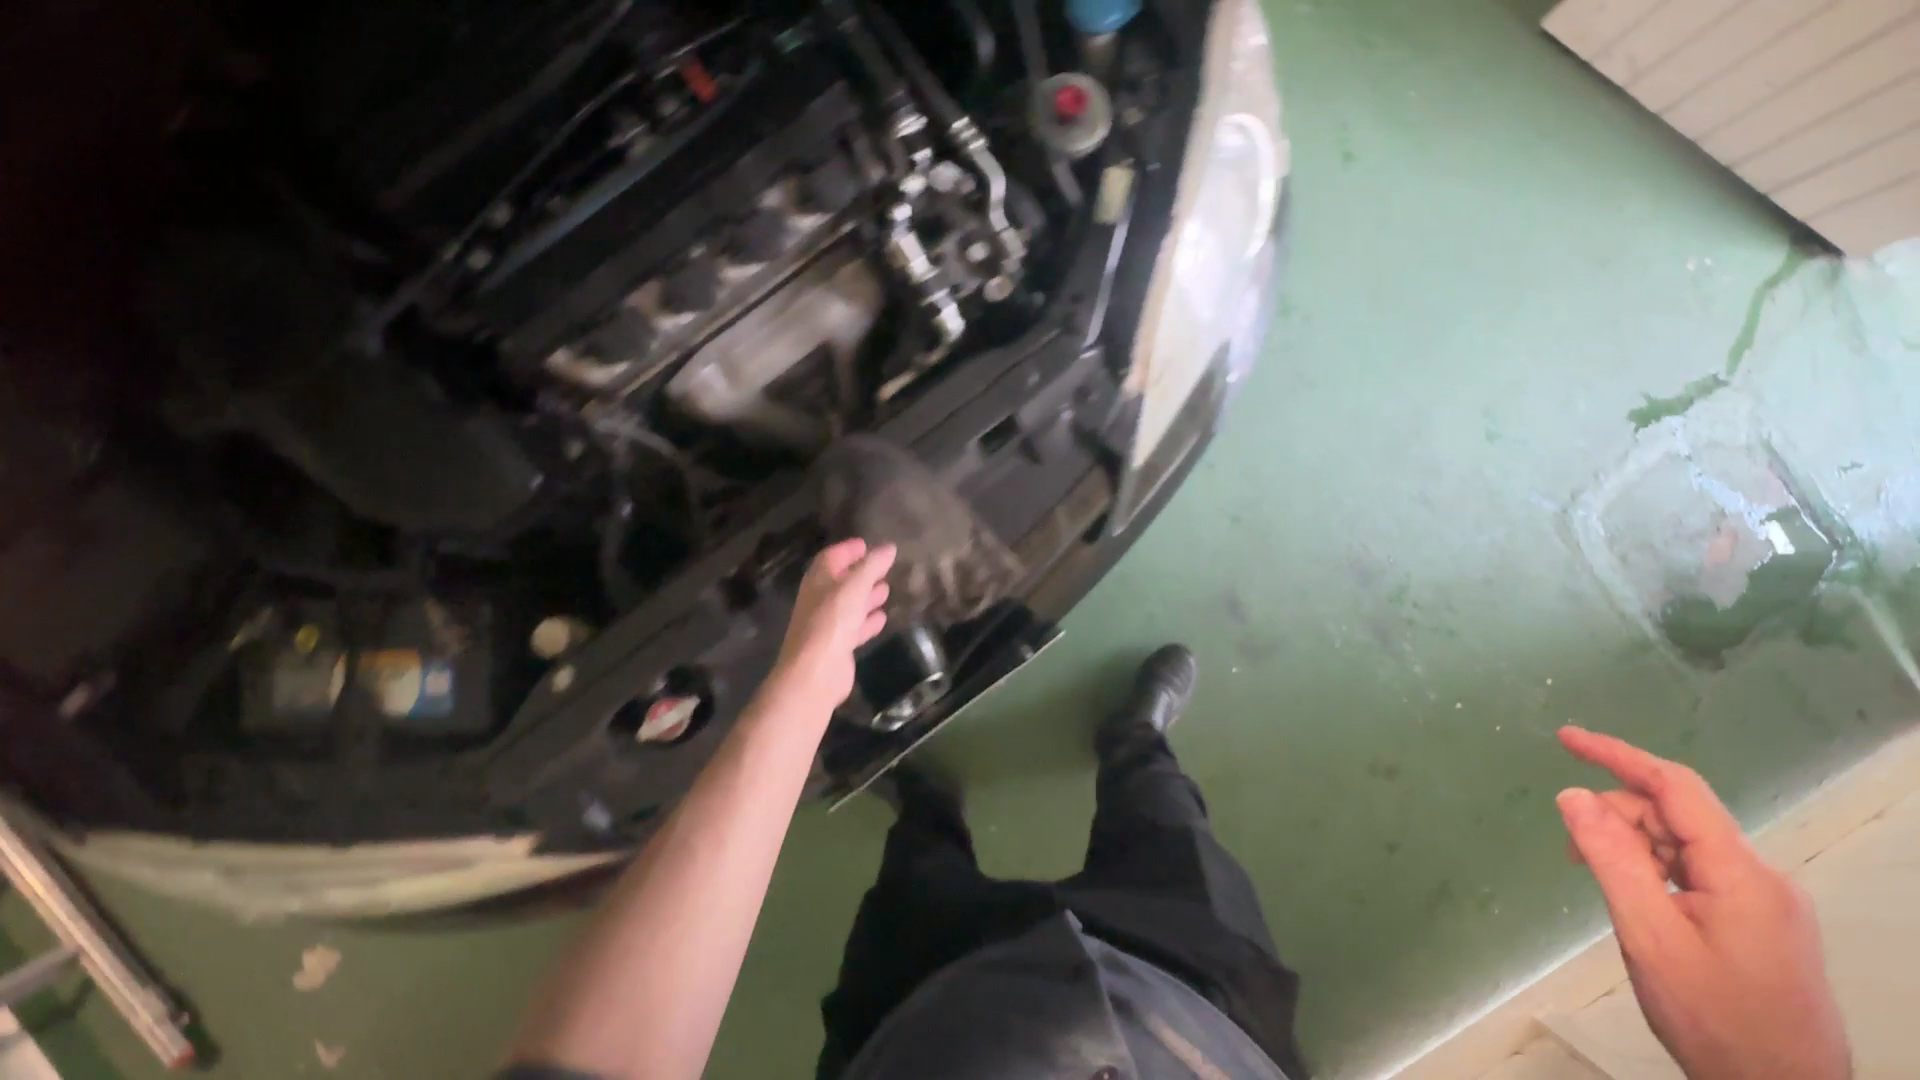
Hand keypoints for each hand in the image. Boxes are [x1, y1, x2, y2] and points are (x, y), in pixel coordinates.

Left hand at [771, 538, 894, 708]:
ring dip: (866, 596)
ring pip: (849, 605)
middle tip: (882, 568)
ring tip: (886, 589)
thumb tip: (889, 548)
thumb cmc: (831, 621)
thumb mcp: (854, 587)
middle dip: (861, 573)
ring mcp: (827, 625)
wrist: (815, 672)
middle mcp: (819, 600)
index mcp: (818, 581)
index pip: (831, 558)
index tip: (866, 544)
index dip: (847, 550)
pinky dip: (867, 621)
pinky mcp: (837, 646)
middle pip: (840, 581)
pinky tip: (882, 618)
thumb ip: (872, 566)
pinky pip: (854, 628)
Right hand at [1556, 726, 1849, 1079]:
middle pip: (1675, 816)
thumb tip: (1572, 795)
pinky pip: (1696, 873)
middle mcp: (1762, 876)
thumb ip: (1612, 860)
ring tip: (1601, 886)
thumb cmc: (1714, 1016)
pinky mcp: (1760, 922)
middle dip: (1616, 818)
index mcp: (1741, 873)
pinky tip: (1636, 900)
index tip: (1564, 738)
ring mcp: (1765, 900)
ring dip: (1632, 849)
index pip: (1675, 787)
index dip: (1617, 755)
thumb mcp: (1649, 936)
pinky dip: (1653, 872)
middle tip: (1573, 856)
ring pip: (1682, 845)